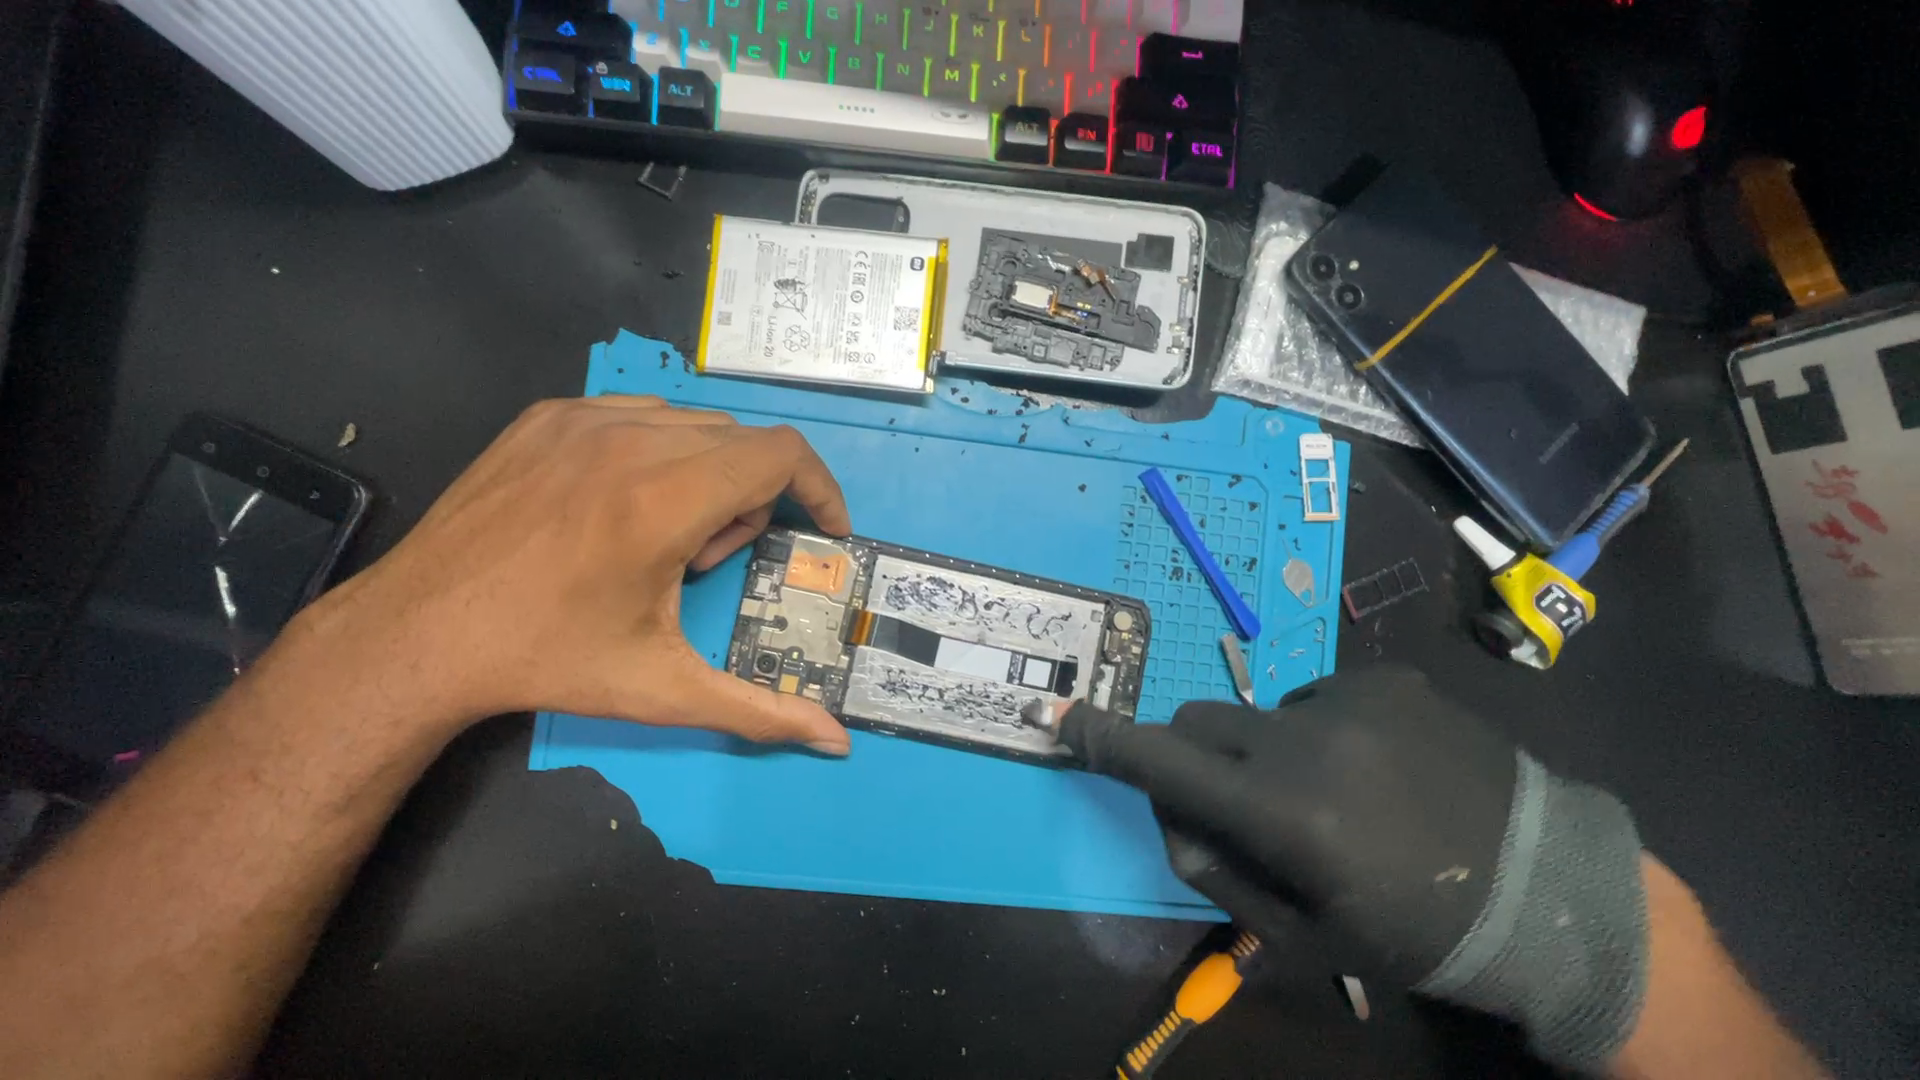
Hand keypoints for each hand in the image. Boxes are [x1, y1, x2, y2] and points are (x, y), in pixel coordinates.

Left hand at [298, 396, 853, 753]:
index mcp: (665, 500)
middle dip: (755, 499)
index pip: (781, 455)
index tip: (823, 530)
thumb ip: (760, 712)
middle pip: (743, 443)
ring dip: (709, 474)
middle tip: (710, 558)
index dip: (820, 489)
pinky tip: (622, 504)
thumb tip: (838, 743)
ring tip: (663, 535)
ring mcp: (583, 419)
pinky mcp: (547, 415)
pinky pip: (641, 414)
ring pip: (694, 425)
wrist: (416, 634)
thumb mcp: (663, 690)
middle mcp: (630, 441)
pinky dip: (660, 452)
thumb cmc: (547, 660)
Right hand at [1059, 666, 1513, 980]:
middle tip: (1235, 799)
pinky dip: (1319, 729)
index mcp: (1282, 813)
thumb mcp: (1302, 932)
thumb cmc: (1414, 929)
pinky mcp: (1387, 679)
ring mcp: (1349, 699)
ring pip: (1256, 712)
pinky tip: (1375, 766)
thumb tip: (1172, 812)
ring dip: (1264, 747)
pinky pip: (1316, 695)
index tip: (1061, 719)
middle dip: (1192, 757)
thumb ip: (1217, 871)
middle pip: (1196, 721)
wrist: (1550, 888)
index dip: (1103, 740)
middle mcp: (1305, 740)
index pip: (1162, 763)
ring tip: (1332, 791)